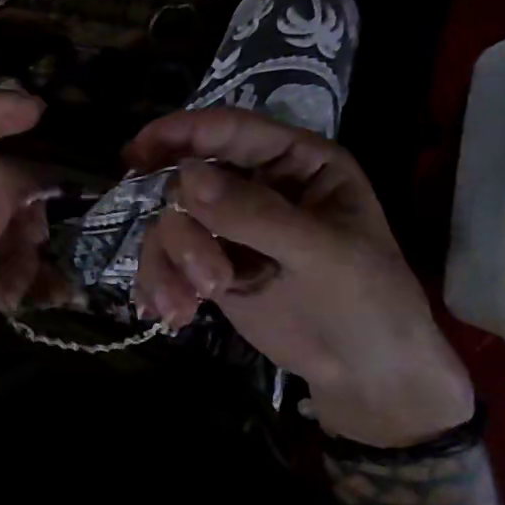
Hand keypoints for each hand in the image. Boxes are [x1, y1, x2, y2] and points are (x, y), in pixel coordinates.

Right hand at [127, 109, 471, 446]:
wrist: (366, 374)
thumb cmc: (367, 302)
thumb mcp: (322, 254)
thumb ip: (255, 214)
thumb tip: (186, 176)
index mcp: (297, 163)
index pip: (232, 131)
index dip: (182, 132)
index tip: (136, 154)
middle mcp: (257, 185)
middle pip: (189, 182)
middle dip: (187, 233)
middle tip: (209, 281)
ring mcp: (230, 228)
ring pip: (171, 224)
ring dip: (172, 265)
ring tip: (188, 308)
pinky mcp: (210, 265)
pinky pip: (166, 259)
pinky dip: (160, 283)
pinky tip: (170, 314)